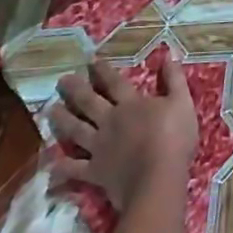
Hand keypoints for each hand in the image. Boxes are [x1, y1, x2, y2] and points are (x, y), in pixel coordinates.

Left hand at [51, 60, 198, 210]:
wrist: (157, 178)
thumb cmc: (173, 138)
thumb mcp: (182, 103)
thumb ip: (175, 79)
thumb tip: (169, 54)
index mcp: (130, 104)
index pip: (114, 82)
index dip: (102, 70)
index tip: (90, 61)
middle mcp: (109, 121)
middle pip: (88, 102)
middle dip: (75, 89)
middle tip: (61, 80)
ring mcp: (99, 147)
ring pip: (76, 130)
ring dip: (62, 120)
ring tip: (50, 111)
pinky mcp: (95, 171)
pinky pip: (74, 168)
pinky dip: (62, 166)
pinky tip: (52, 163)